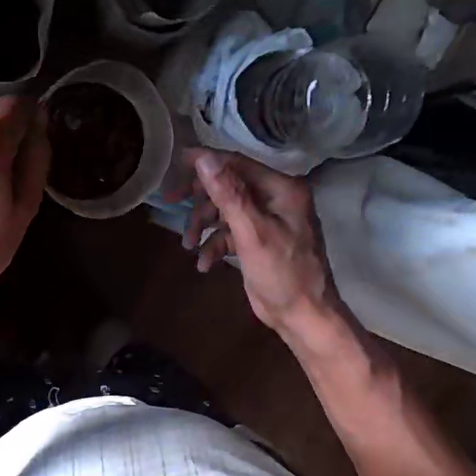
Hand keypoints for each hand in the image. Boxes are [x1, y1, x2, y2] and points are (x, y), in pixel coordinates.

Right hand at [172, 148, 339, 333]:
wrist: (303, 317)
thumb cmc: (283, 273)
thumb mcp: (252, 232)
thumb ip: (228, 194)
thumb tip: (205, 159)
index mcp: (281, 189)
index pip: (237, 164)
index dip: (205, 162)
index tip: (174, 163)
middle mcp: (274, 198)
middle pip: (227, 185)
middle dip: (200, 199)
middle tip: (171, 203)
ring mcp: (266, 219)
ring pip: (223, 210)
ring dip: (203, 225)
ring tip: (189, 245)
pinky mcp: (256, 240)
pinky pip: (228, 233)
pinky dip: (214, 245)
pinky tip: (205, 264)